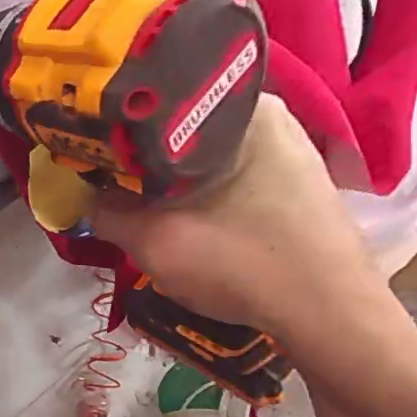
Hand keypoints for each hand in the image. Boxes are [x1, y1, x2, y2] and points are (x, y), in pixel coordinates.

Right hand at [91, 94, 380, 333]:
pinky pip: (236, 179)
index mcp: (240, 106)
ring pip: (210, 159)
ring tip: (151, 213)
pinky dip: (208, 197)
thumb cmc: (243, 264)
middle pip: (184, 131)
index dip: (119, 130)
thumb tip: (84, 197)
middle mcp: (271, 115)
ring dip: (177, 185)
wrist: (332, 316)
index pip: (159, 100)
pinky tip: (197, 225)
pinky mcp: (300, 186)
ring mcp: (292, 151)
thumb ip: (108, 213)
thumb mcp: (156, 242)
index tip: (92, 157)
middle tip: (117, 192)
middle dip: (147, 163)